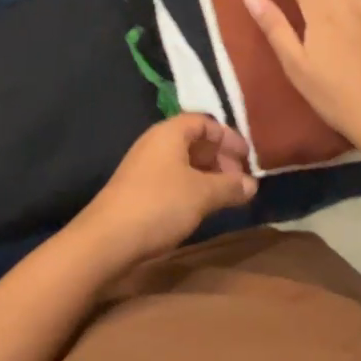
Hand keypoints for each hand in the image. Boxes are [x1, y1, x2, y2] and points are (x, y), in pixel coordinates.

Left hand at [69, 114, 257, 268]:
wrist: (109, 238)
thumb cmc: (160, 204)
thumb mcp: (202, 194)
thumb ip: (230, 186)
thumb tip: (252, 184)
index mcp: (169, 132)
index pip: (203, 122)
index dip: (227, 137)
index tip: (248, 157)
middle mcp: (155, 143)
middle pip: (194, 141)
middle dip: (220, 157)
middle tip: (241, 180)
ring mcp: (145, 166)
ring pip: (184, 162)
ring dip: (208, 175)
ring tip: (228, 195)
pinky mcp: (139, 189)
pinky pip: (173, 178)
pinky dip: (193, 187)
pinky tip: (203, 206)